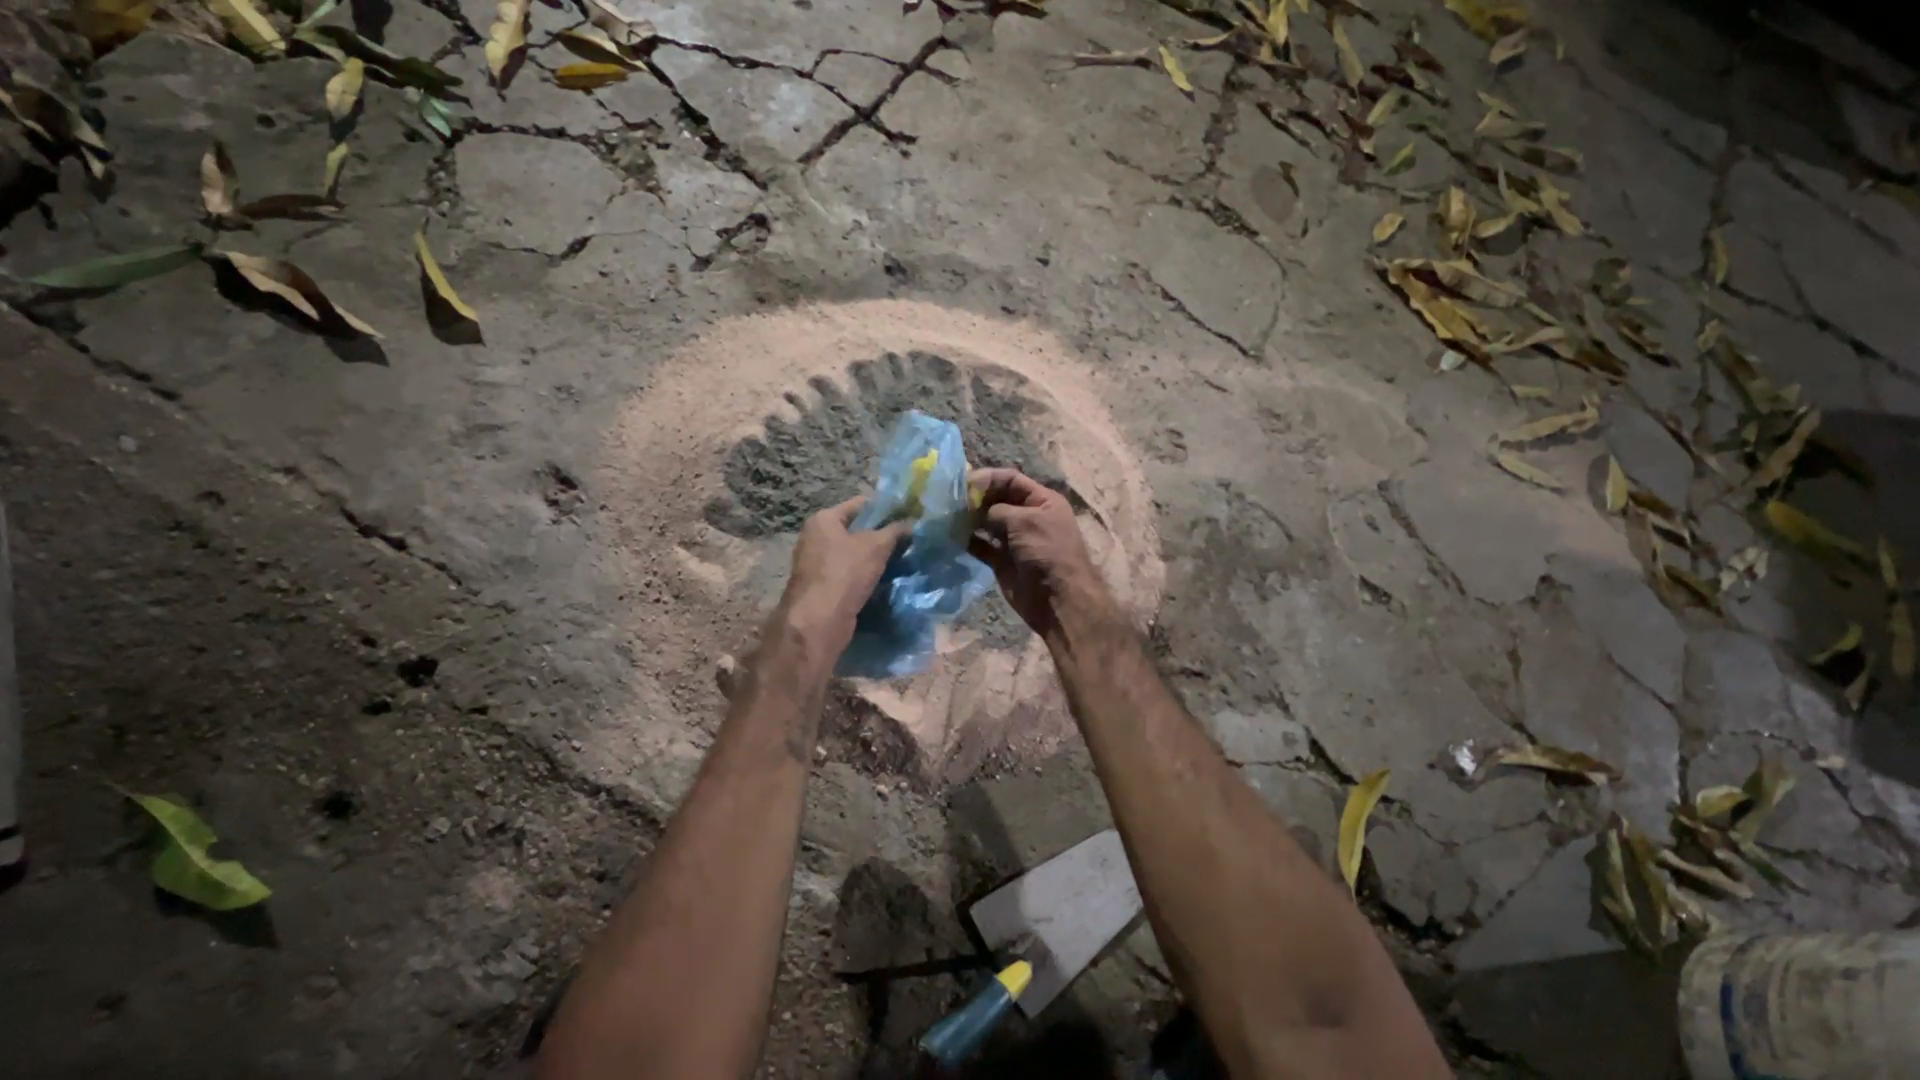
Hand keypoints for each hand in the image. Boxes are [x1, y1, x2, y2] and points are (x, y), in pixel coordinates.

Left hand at [779, 497, 907, 652]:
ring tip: (905, 560)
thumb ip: (894, 531)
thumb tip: (911, 523)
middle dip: (882, 536)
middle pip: (856, 531)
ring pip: (855, 555)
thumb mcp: (875, 546)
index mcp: (823, 520)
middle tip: (910, 540)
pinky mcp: (824, 587)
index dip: (885, 508)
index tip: (908, 515)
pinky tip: (889, 581)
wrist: (819, 620)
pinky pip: (851, 575)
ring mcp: (818, 565)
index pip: (860, 505)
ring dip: (877, 559)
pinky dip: (868, 577)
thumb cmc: (845, 573)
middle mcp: (816, 538)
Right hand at [967, 468, 1105, 637]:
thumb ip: (997, 510)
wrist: (1058, 600)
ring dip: (969, 519)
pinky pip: (982, 546)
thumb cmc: (1046, 552)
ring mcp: (1015, 540)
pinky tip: (952, 536)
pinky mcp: (1002, 561)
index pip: (1011, 480)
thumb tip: (977, 512)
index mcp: (1041, 501)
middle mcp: (1028, 517)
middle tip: (950, 501)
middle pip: (996, 500)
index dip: (988, 479)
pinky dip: (969, 541)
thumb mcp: (1024, 521)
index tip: (963, 483)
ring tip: (947, 517)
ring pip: (987, 523)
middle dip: (975, 499)